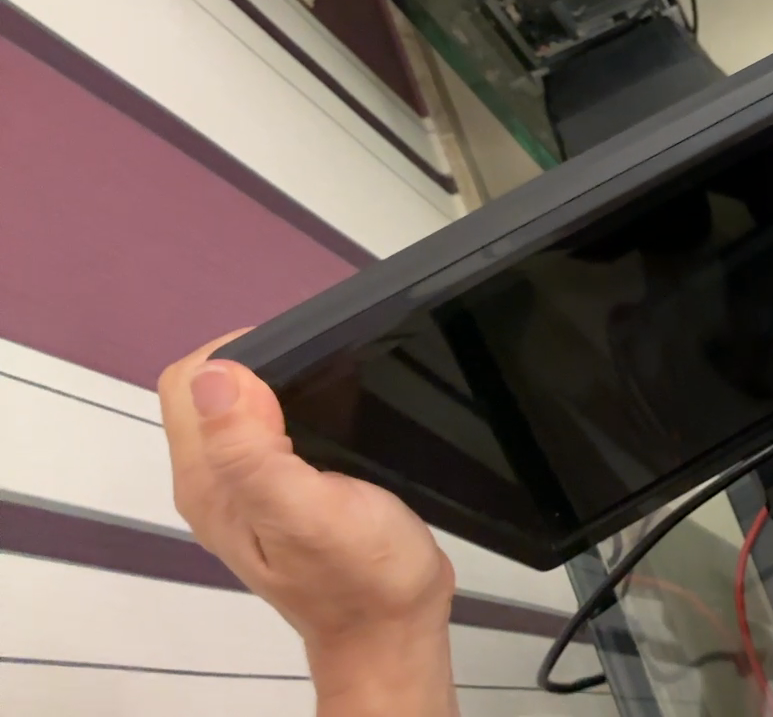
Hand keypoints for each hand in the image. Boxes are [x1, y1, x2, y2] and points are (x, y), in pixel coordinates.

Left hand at [159, 333, 457, 715]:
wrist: (394, 622)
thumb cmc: (361, 567)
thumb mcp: (309, 509)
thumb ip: (254, 450)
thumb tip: (220, 376)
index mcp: (214, 480)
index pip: (189, 384)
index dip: (240, 348)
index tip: (311, 341)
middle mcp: (220, 482)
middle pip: (212, 394)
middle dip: (263, 355)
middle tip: (335, 350)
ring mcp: (255, 490)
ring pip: (244, 409)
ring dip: (282, 378)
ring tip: (345, 368)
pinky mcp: (294, 492)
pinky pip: (276, 430)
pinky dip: (302, 403)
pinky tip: (347, 406)